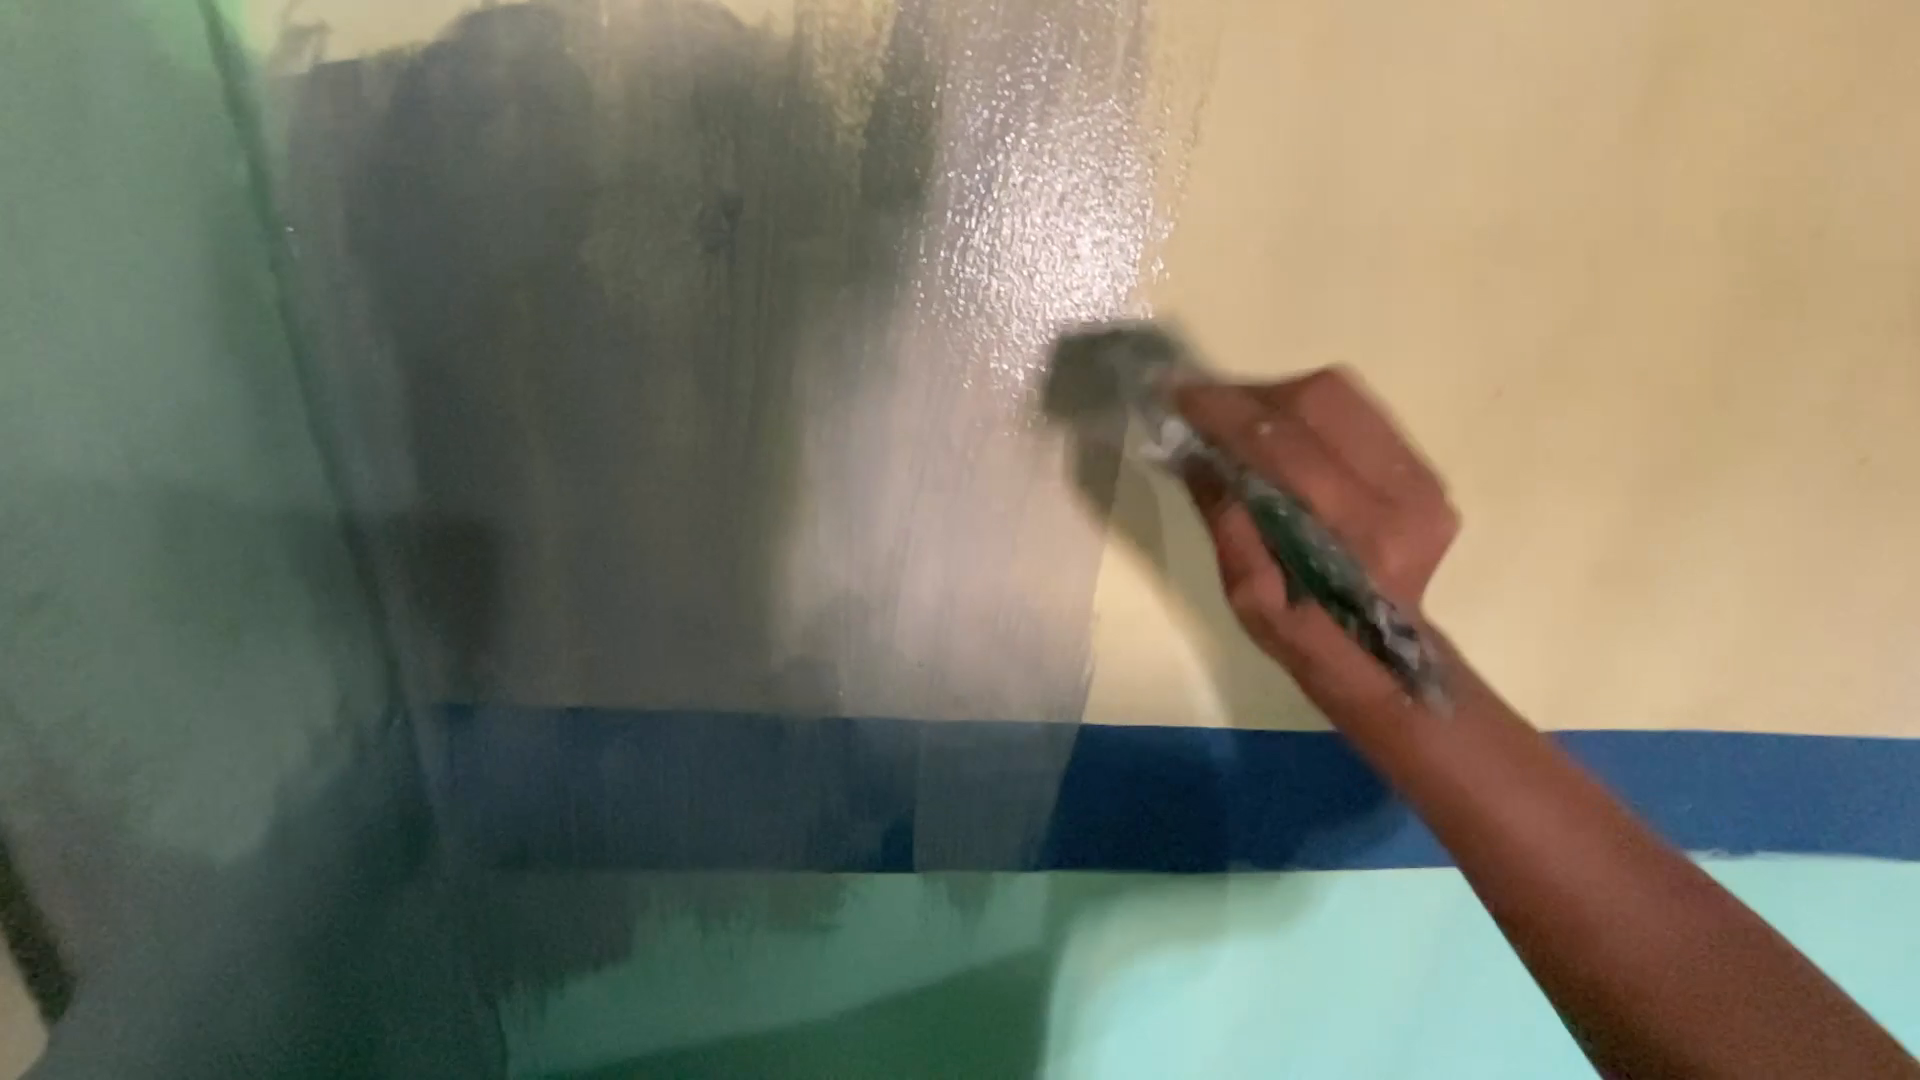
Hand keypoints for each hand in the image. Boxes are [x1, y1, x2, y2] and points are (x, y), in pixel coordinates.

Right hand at [1175, 369, 1459, 714]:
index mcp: (1362, 537)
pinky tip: (1276, 430)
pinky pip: (1359, 414)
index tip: (1182, 397)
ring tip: (1233, 416)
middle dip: (1252, 395)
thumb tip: (1196, 456)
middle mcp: (1406, 496)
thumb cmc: (1308, 638)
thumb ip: (1227, 523)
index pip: (1288, 448)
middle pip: (1322, 403)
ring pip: (1343, 398)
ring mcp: (1426, 480)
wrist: (1382, 656)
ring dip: (1277, 397)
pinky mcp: (1427, 472)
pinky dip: (1307, 411)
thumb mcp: (1249, 595)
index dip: (1229, 413)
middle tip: (1203, 404)